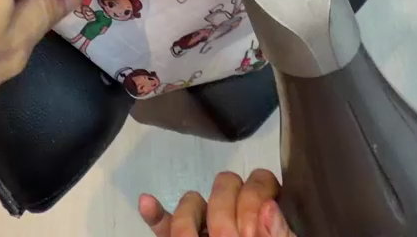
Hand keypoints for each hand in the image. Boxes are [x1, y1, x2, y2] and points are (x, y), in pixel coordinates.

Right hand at [140, 170, 293, 236]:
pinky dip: (155, 216)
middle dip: (228, 208)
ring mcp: (206, 231)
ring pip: (192, 204)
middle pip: (224, 187)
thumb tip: (269, 207)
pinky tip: (146, 203)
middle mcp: (235, 220)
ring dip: (191, 214)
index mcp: (264, 223)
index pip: (260, 184)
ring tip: (192, 234)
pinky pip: (165, 227)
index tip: (258, 224)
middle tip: (235, 236)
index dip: (258, 195)